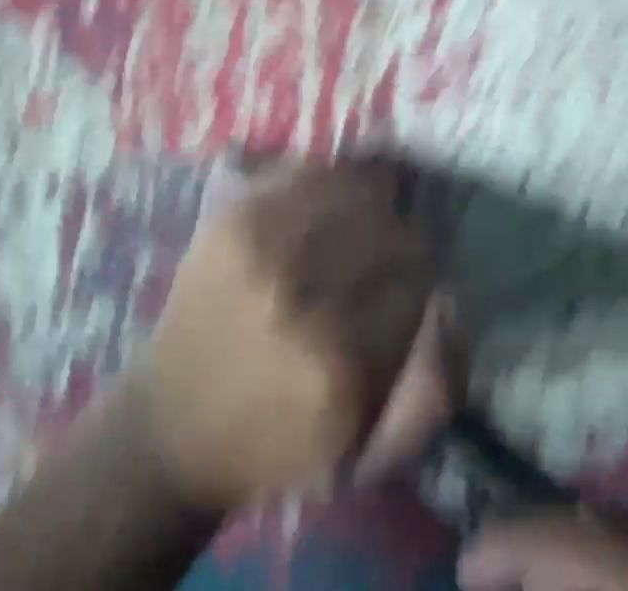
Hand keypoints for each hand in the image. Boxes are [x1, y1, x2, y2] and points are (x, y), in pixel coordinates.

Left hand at [131, 155, 452, 507]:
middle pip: (393, 231)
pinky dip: (334, 179)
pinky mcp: (230, 218)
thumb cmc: (282, 446)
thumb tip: (451, 301)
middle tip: (392, 254)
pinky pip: (308, 172)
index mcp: (341, 364)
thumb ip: (435, 389)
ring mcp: (259, 249)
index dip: (429, 275)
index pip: (423, 279)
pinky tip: (333, 196)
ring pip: (356, 190)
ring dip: (374, 203)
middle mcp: (300, 298)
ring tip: (367, 220)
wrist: (176, 427)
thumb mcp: (374, 455)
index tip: (419, 284)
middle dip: (404, 241)